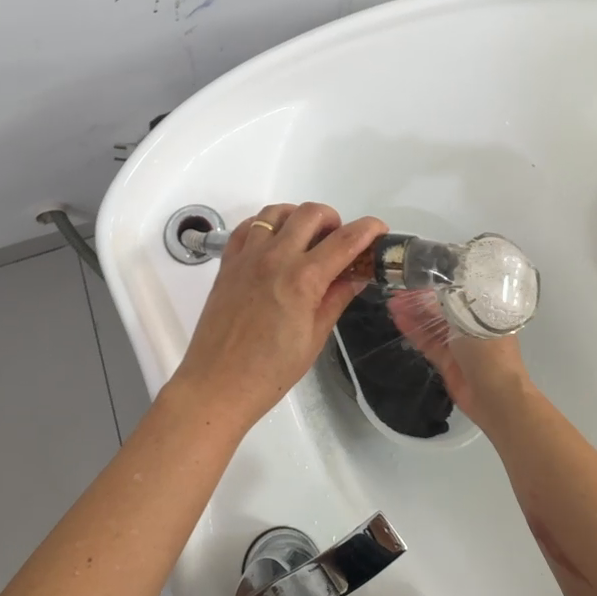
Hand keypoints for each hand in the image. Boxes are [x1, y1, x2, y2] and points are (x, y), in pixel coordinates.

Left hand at [170, 203, 386, 428]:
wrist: (217, 384)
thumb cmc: (270, 371)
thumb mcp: (314, 338)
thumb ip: (335, 299)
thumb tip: (355, 277)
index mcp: (303, 279)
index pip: (345, 240)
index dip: (368, 229)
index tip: (379, 230)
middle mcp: (275, 258)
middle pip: (310, 213)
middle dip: (333, 218)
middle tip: (338, 240)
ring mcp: (248, 256)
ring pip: (276, 212)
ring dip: (297, 216)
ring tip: (306, 236)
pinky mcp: (228, 262)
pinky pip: (247, 226)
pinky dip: (264, 224)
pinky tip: (273, 242)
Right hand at [390, 290, 535, 431]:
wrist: (496, 396)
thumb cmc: (490, 352)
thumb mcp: (467, 322)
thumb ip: (444, 308)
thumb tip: (424, 294)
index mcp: (484, 312)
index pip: (456, 294)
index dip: (435, 287)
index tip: (415, 279)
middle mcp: (471, 327)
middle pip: (442, 310)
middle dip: (420, 301)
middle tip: (397, 290)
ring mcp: (459, 345)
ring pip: (432, 326)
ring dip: (413, 314)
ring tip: (392, 302)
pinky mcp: (447, 363)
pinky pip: (428, 343)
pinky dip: (414, 332)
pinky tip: (399, 319)